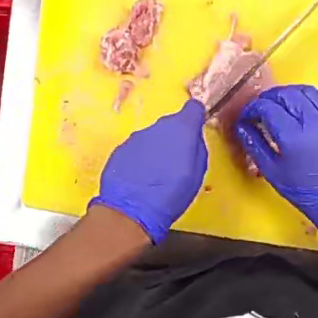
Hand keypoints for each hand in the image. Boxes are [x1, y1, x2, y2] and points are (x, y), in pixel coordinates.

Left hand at [90, 98, 207, 244]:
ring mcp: (135, 137)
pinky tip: (140, 177)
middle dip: (174, 137)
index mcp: (180, 128)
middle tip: (176, 161)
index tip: (195, 130)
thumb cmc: (171, 194)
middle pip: (170, 124)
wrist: (130, 210)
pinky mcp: (119, 149)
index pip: (193, 108)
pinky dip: (140, 158)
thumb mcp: (196, 173)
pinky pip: (136, 149)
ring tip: (157, 173)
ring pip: (152, 137)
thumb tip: (193, 137)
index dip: (195, 118)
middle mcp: (156, 127)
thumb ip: (197, 148)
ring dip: (156, 148)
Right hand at [235, 85, 317, 251]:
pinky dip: (306, 99)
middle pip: (286, 93)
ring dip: (287, 94)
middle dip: (268, 98)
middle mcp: (313, 120)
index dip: (251, 109)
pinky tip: (299, 110)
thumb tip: (241, 127)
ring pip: (305, 91)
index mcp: (292, 135)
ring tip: (278, 106)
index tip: (246, 117)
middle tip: (259, 110)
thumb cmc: (304, 191)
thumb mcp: (272, 172)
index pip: (266, 107)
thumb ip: (254, 145)